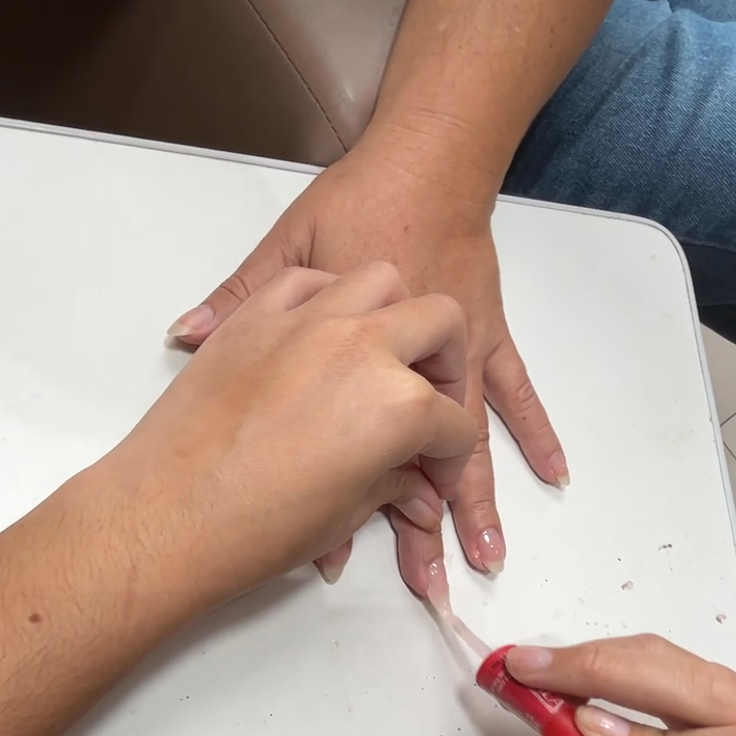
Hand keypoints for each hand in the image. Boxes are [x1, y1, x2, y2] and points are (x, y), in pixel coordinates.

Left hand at [102, 263, 476, 602]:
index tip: (435, 476)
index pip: (456, 425)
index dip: (452, 458)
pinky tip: (321, 328)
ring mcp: (307, 322)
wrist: (163, 513)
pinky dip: (323, 297)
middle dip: (445, 365)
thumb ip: (388, 487)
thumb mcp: (338, 516)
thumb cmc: (252, 530)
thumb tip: (413, 491)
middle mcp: (362, 347)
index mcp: (399, 405)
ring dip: (393, 311)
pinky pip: (305, 281)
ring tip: (382, 352)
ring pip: (380, 280)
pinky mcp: (255, 317)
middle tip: (429, 403)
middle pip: (439, 324)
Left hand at [168, 136, 566, 589]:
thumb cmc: (357, 200)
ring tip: (484, 558)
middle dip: (423, 522)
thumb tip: (182, 333)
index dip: (356, 500)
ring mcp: (458, 348)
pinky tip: (553, 473)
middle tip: (427, 582)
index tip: (339, 551)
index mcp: (364, 350)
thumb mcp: (286, 249)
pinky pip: (515, 387)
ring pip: (469, 436)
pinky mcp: (488, 329)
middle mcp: (413, 360)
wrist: (428, 153)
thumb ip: (239, 298)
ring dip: (476, 499)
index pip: (363, 437)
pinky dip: (532, 429)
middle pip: (417, 453)